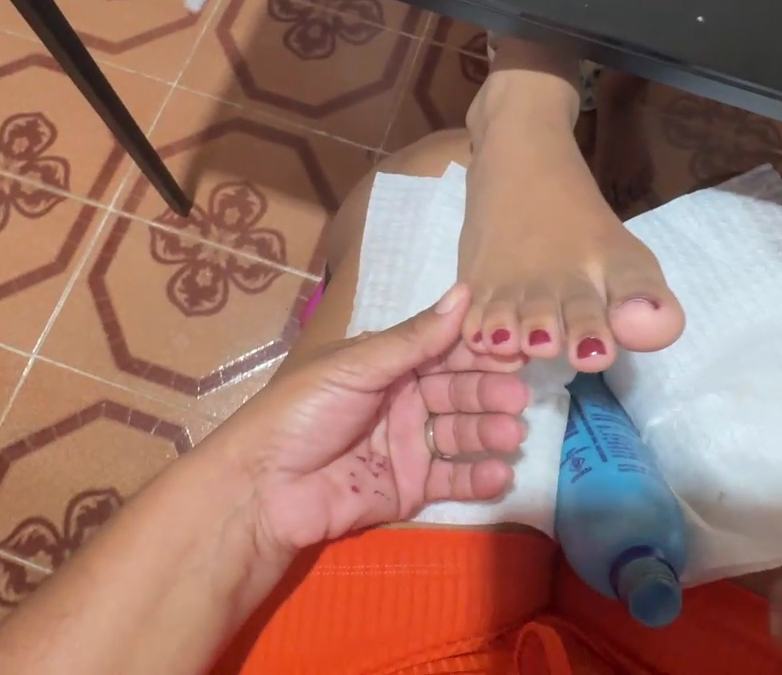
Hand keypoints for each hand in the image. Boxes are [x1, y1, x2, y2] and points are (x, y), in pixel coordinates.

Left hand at [207, 285, 531, 554]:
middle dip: (488, 390)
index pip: (442, 348)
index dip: (477, 347)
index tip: (514, 346)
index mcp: (386, 362)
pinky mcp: (407, 488)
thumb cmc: (304, 411)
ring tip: (512, 433)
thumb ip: (414, 338)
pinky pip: (450, 478)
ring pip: (459, 432)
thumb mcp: (357, 366)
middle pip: (456, 389)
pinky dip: (477, 476)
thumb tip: (464, 292)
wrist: (263, 489)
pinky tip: (500, 472)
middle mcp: (402, 398)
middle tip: (518, 396)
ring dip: (489, 431)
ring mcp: (406, 444)